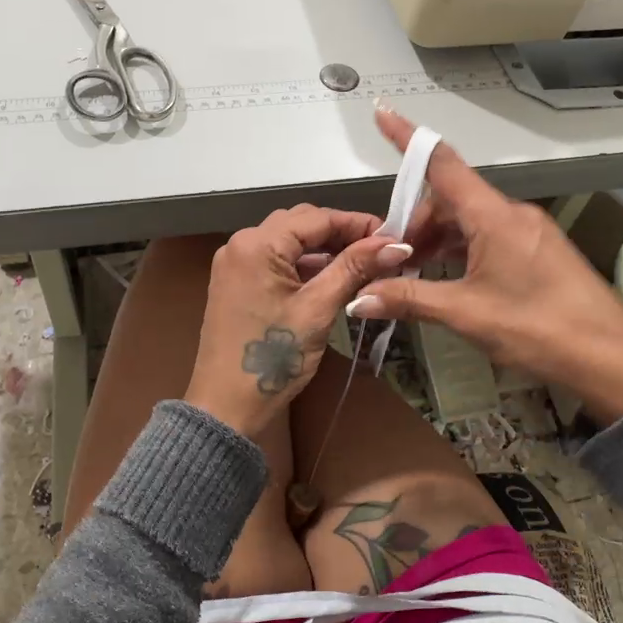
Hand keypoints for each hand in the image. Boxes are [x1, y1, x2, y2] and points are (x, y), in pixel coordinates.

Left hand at [184, 204, 414, 436]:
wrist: (226, 406)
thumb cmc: (273, 356)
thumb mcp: (318, 309)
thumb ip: (355, 268)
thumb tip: (396, 243)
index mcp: (257, 243)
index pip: (317, 217)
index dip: (358, 223)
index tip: (394, 237)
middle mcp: (241, 243)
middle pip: (301, 223)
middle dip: (341, 233)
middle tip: (381, 251)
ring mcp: (235, 263)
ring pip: (289, 241)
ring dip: (324, 249)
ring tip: (363, 265)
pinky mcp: (236, 283)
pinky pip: (276, 260)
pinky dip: (304, 265)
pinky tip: (331, 279)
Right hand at [348, 109, 622, 422]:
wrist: (610, 360)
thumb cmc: (540, 330)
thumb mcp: (466, 314)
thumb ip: (409, 299)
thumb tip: (358, 297)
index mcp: (495, 217)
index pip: (443, 164)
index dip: (408, 138)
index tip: (383, 113)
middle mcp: (512, 214)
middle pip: (451, 199)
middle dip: (416, 222)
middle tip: (391, 257)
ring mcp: (529, 232)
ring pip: (470, 220)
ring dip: (438, 239)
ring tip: (414, 272)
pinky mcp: (539, 251)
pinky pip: (489, 236)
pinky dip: (461, 249)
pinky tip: (448, 278)